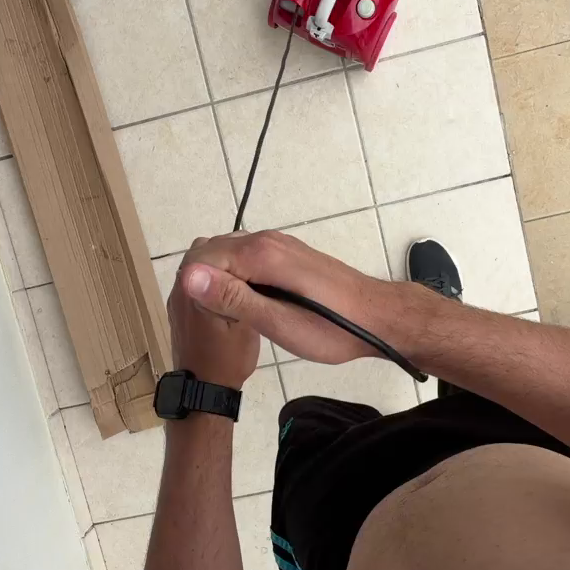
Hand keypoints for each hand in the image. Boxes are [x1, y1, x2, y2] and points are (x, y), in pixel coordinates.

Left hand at [168, 237, 263, 388]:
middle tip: (256, 265)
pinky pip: (196, 281)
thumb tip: (251, 260)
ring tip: (247, 277)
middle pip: (204, 251)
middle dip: (230, 253)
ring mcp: (177, 297)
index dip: (240, 247)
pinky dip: (214, 280)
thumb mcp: (246, 323)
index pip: (215, 247)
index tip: (260, 256)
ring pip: (200, 266)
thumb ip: (243, 290)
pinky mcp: (180, 309)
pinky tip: (234, 292)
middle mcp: (180, 286)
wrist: (203, 389)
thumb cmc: (227, 358)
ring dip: (221, 267)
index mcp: (194, 285)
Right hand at [176, 231, 433, 364]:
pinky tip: (249, 305)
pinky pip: (247, 258)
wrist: (379, 318)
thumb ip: (234, 299)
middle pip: (212, 253)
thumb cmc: (331, 329)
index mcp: (260, 254)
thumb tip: (189, 277)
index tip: (205, 320)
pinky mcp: (288, 253)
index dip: (195, 290)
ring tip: (231, 317)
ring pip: (229, 255)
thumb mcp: (278, 323)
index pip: (202, 259)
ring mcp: (278, 244)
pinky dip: (238, 279)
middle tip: (216, 322)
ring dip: (221, 282)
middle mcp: (266, 240)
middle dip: (204, 284)